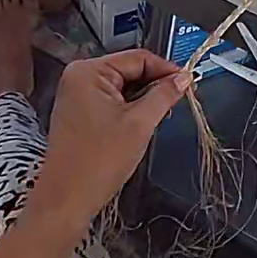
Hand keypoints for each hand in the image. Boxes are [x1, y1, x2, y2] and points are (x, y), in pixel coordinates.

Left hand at [32, 49, 186, 218]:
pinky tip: (143, 122)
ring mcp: (78, 94)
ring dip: (145, 98)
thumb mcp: (141, 122)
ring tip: (162, 115)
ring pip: (124, 86)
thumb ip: (165, 94)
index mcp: (89, 72)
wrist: (68, 198)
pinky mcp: (80, 111)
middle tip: (180, 100)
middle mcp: (79, 77)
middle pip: (130, 70)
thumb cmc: (99, 160)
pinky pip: (113, 99)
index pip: (139, 58)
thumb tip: (184, 78)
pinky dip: (131, 108)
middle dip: (156, 85)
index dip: (167, 70)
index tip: (188, 83)